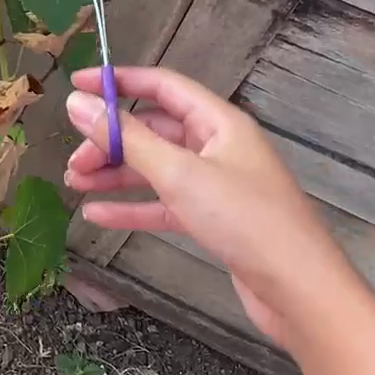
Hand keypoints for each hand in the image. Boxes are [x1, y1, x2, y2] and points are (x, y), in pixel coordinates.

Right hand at [62, 67, 353, 343]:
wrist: (300, 293)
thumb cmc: (245, 221)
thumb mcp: (178, 174)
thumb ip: (126, 138)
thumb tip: (78, 104)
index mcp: (218, 122)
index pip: (161, 86)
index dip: (118, 82)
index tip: (76, 86)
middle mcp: (217, 146)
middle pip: (153, 130)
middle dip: (110, 141)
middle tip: (74, 161)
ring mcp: (215, 184)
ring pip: (154, 167)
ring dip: (115, 173)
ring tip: (75, 184)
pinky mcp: (212, 218)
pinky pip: (163, 202)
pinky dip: (132, 206)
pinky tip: (97, 214)